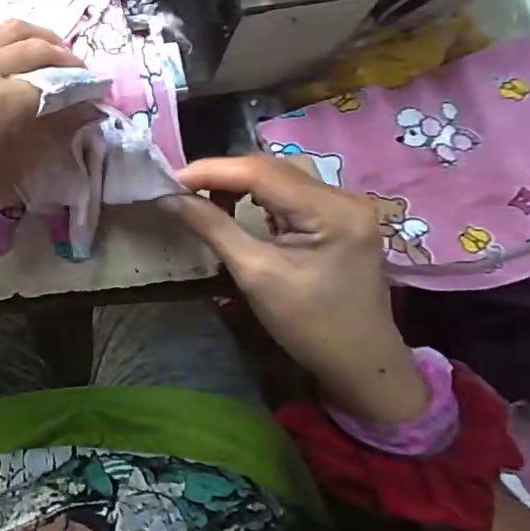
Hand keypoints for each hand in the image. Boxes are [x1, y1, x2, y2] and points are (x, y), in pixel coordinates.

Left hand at [0, 20, 90, 264]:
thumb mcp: (5, 170)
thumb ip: (45, 132)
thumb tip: (79, 112)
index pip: (55, 83)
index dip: (82, 90)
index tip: (98, 96)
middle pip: (36, 46)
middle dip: (68, 59)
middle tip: (82, 77)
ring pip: (9, 30)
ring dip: (40, 39)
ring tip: (56, 58)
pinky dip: (9, 44)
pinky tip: (15, 66)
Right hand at [159, 155, 428, 423]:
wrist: (360, 363)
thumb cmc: (309, 325)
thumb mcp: (255, 275)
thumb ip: (212, 227)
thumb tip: (169, 198)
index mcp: (331, 210)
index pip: (260, 172)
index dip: (210, 171)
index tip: (169, 180)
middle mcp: (343, 196)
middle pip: (271, 167)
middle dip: (222, 174)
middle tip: (181, 190)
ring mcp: (345, 204)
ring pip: (280, 173)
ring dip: (240, 181)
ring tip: (206, 198)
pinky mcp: (339, 215)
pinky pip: (291, 190)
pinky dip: (259, 193)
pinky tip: (238, 206)